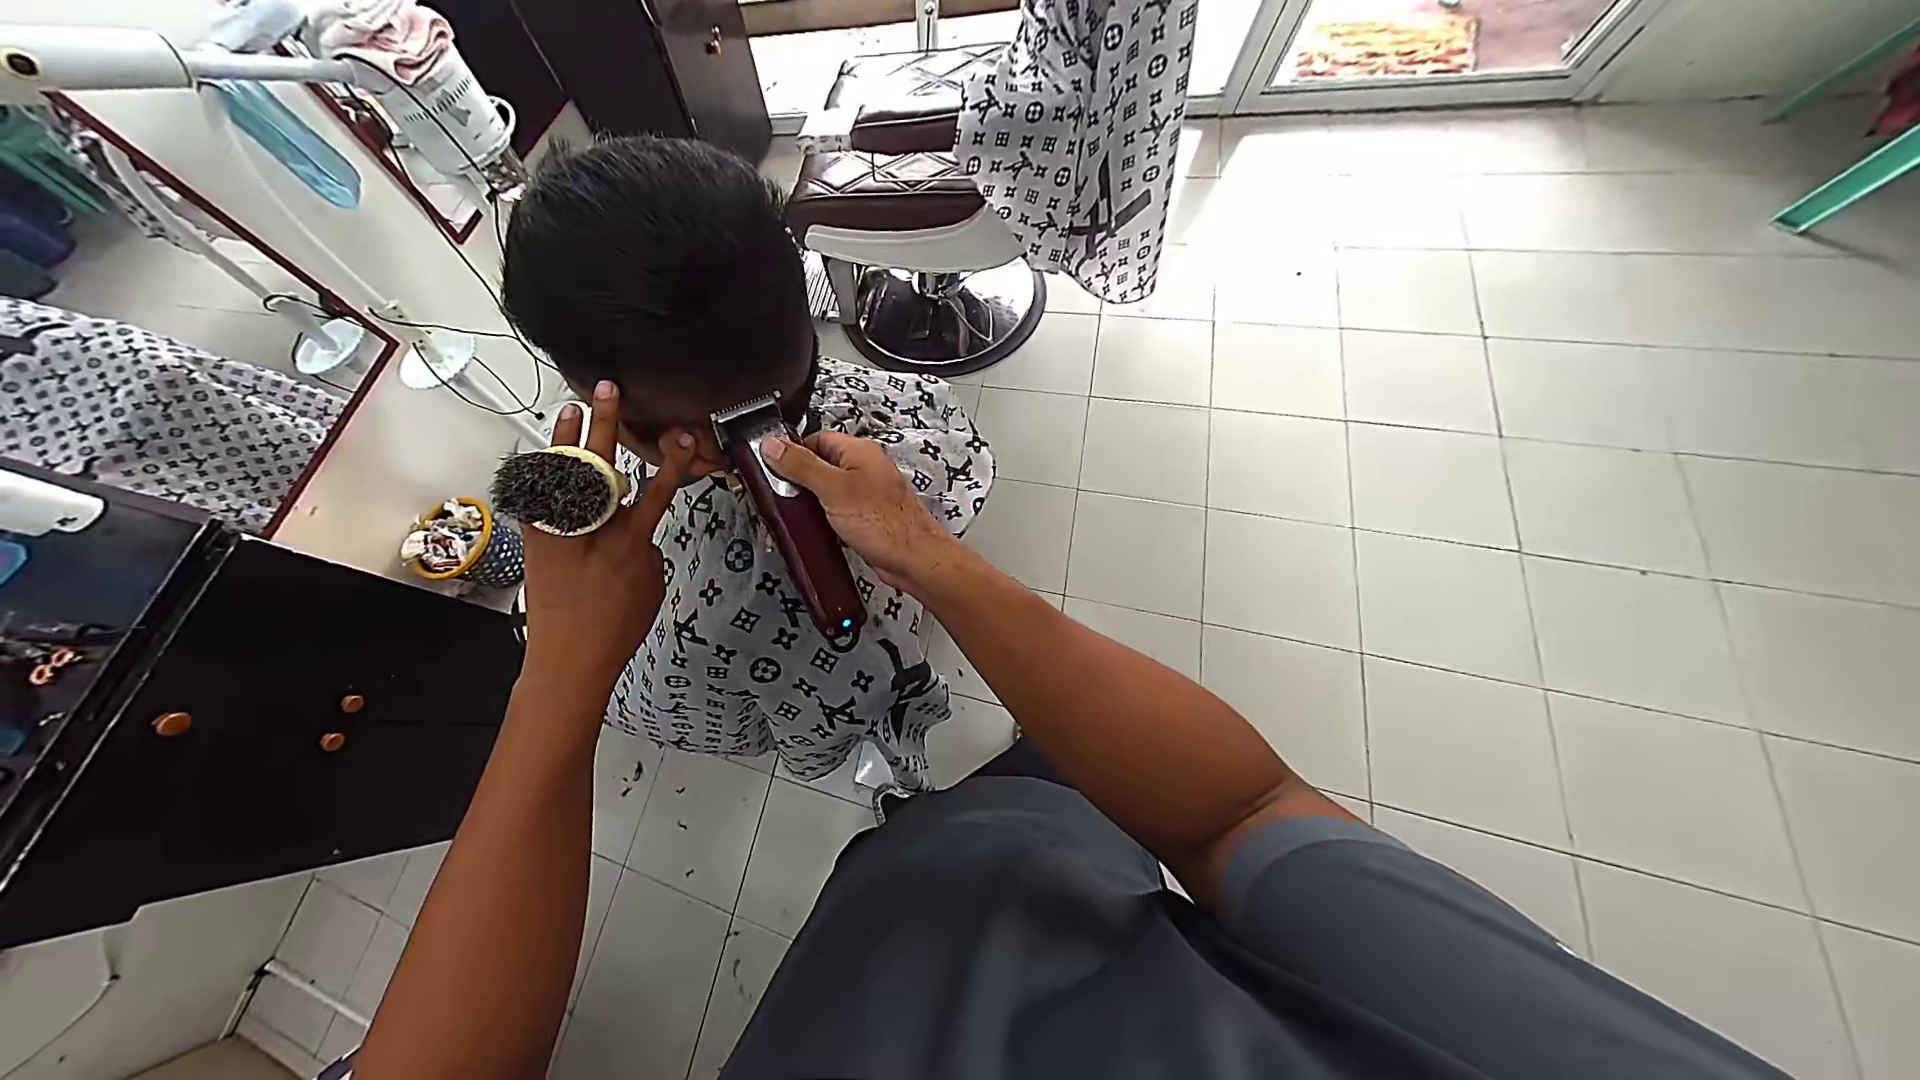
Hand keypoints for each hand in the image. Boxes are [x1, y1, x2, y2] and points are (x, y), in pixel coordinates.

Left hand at [520, 381, 693, 689]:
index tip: (682, 438)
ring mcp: (559, 534)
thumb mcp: (651, 583)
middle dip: (607, 426)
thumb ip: (645, 547)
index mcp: (631, 543)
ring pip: (563, 477)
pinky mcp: (536, 542)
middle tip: (609, 394)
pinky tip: (547, 454)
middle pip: (602, 467)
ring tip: (572, 409)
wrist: (569, 658)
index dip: (672, 461)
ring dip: (567, 440)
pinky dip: (545, 474)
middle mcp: (593, 531)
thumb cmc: (617, 627)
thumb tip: (634, 525)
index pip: (658, 491)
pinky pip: (542, 498)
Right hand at [761, 431, 966, 592]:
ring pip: (824, 494)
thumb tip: (773, 446)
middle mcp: (863, 470)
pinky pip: (834, 515)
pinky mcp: (864, 518)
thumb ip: (801, 466)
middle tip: (786, 497)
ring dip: (810, 507)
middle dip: (798, 483)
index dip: (792, 451)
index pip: (814, 439)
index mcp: (858, 451)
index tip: (772, 467)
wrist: (914, 560)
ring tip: (801, 518)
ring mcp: (864, 495)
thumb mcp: (834, 489)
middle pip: (817, 467)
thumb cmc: (888, 524)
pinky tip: (819, 533)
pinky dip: (823, 524)